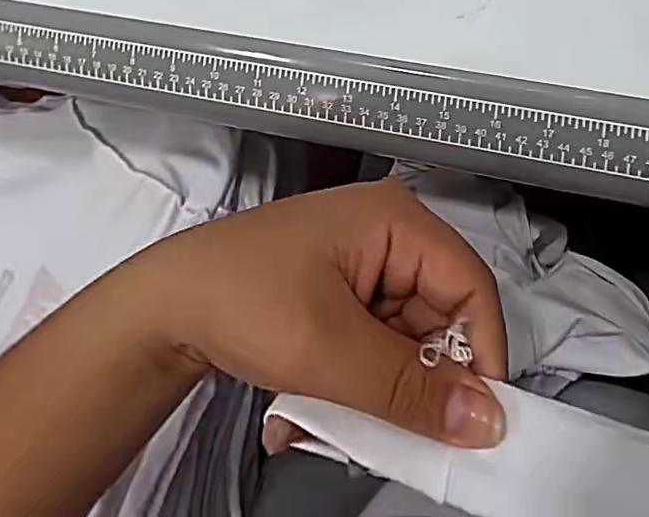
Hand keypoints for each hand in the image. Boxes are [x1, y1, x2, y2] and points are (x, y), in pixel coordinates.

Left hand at [123, 177, 508, 448]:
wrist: (167, 303)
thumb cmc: (232, 289)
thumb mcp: (328, 349)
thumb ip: (410, 389)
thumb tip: (479, 414)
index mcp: (395, 219)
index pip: (471, 286)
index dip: (480, 355)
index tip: (475, 418)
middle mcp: (387, 234)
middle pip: (442, 318)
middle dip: (419, 382)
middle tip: (393, 430)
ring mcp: (367, 262)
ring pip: (409, 342)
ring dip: (381, 390)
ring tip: (333, 411)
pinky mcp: (349, 290)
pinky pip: (379, 345)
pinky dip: (360, 382)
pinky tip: (319, 399)